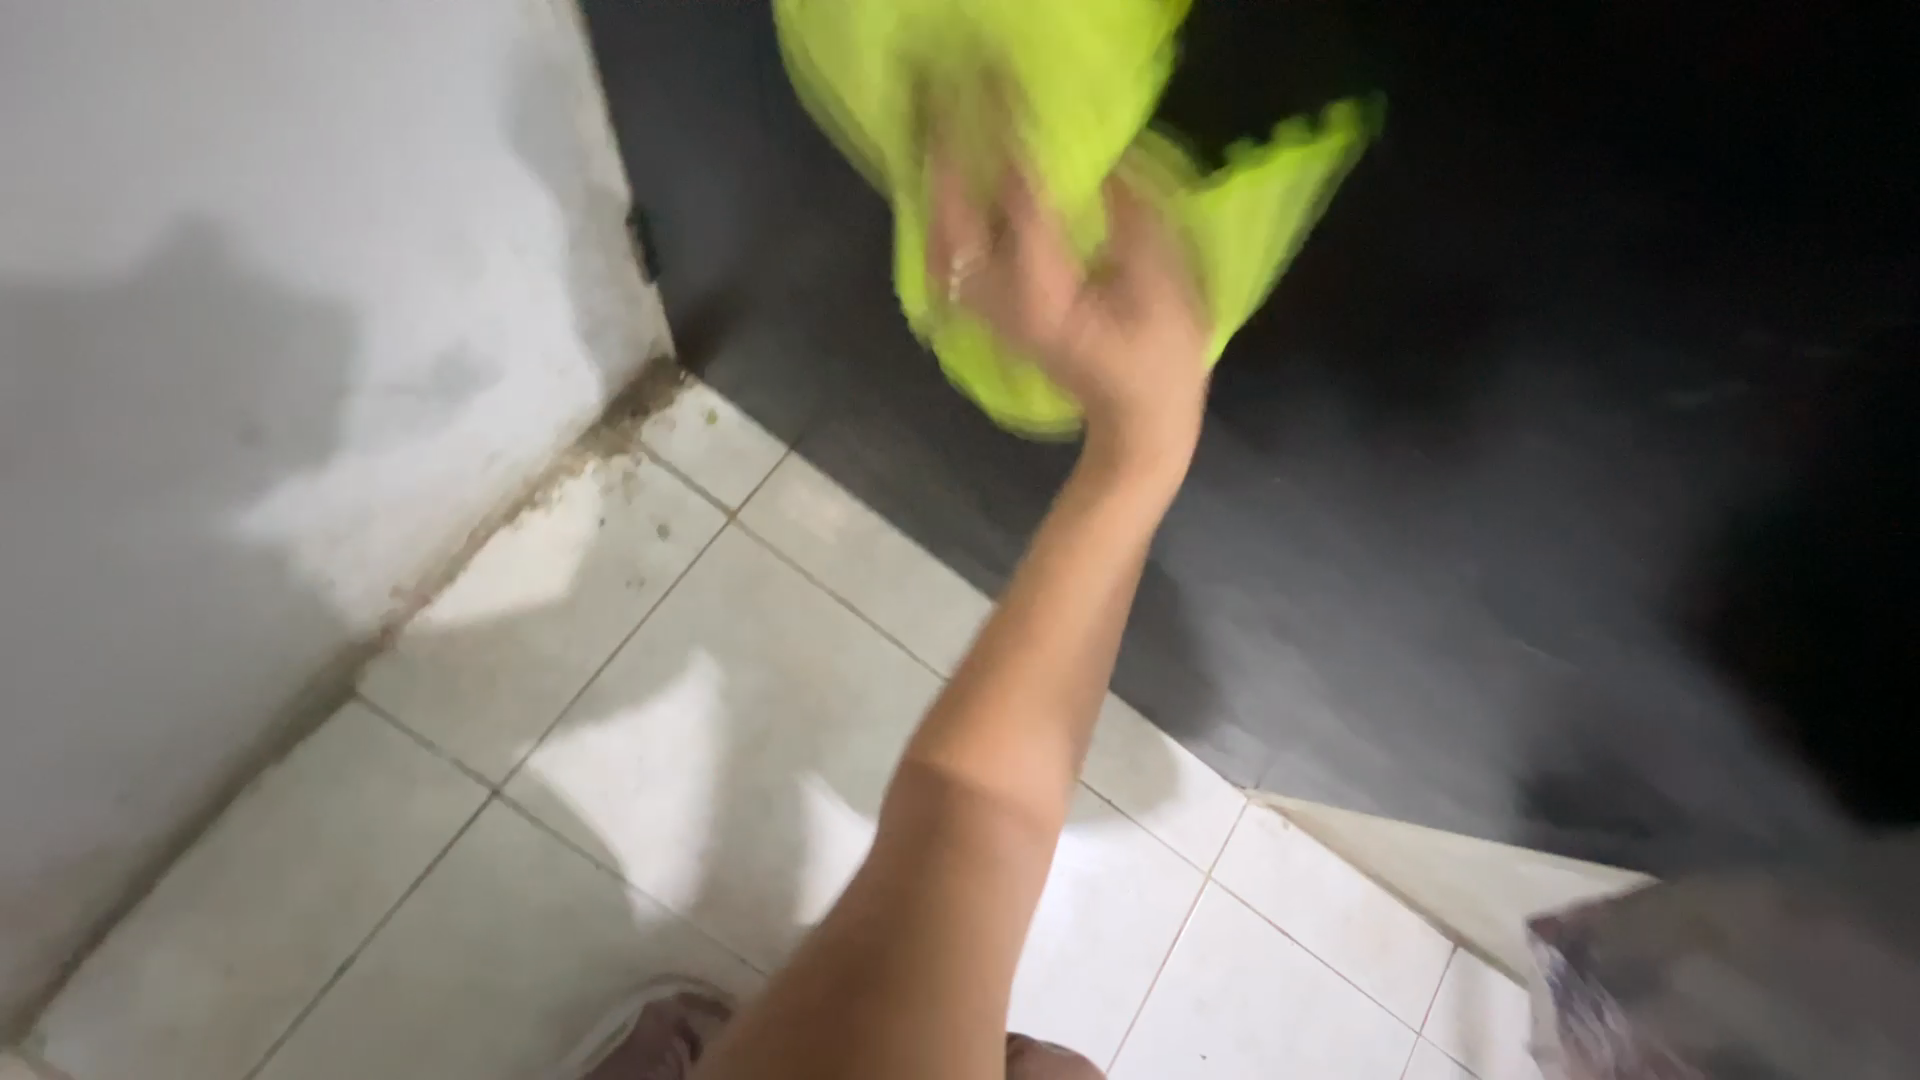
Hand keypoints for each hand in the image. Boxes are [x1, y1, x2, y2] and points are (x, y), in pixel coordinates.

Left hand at [926, 141, 1211, 480]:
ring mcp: (993, 317)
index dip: (1010, 140)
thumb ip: (1131, 217)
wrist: (1134, 422)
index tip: (1005, 93)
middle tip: (946, 110)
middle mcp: (1004, 303)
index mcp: (1046, 292)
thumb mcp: (1163, 284)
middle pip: (956, 225)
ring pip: (943, 248)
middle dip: (948, 162)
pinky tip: (948, 204)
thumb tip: (1102, 162)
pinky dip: (942, 231)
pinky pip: (951, 270)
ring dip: (937, 195)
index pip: (1018, 199)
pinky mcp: (995, 321)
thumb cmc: (1160, 360)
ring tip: (940, 145)